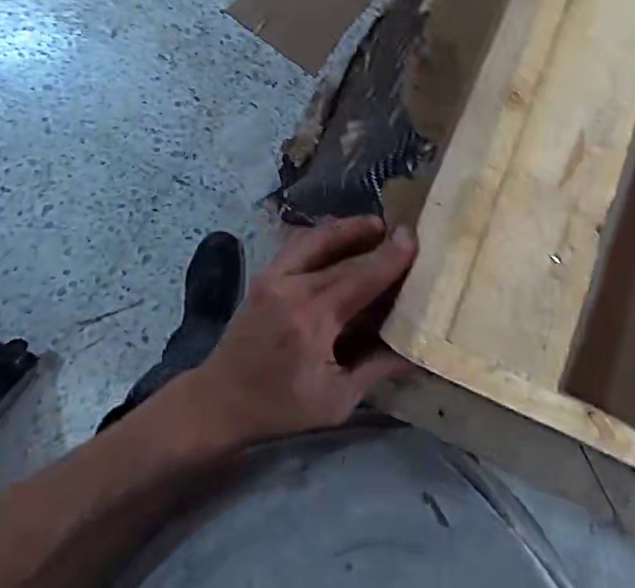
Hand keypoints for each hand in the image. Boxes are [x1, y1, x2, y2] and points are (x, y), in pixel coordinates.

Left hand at [174, 215, 416, 448]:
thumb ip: (375, 369)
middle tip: (404, 233)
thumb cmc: (280, 407)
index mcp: (312, 322)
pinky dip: (322, 234)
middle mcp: (292, 289)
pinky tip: (340, 237)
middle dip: (376, 241)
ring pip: (316, 237)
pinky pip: (298, 243)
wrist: (219, 400)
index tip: (412, 238)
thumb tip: (415, 351)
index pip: (359, 279)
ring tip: (375, 227)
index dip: (388, 258)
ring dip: (348, 228)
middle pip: (343, 255)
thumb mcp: (335, 400)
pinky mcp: (264, 274)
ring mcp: (274, 276)